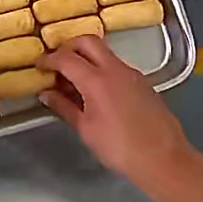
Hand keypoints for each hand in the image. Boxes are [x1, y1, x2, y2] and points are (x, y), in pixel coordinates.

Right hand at [38, 35, 202, 196]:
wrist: (164, 159)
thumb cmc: (119, 148)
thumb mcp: (85, 130)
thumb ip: (63, 107)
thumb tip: (46, 95)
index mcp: (97, 80)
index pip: (66, 58)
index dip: (48, 59)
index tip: (38, 65)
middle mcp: (115, 69)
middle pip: (87, 42)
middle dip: (68, 47)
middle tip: (56, 64)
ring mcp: (132, 74)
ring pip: (104, 52)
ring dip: (86, 58)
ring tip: (73, 80)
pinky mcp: (143, 82)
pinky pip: (116, 65)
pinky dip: (101, 68)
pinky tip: (95, 90)